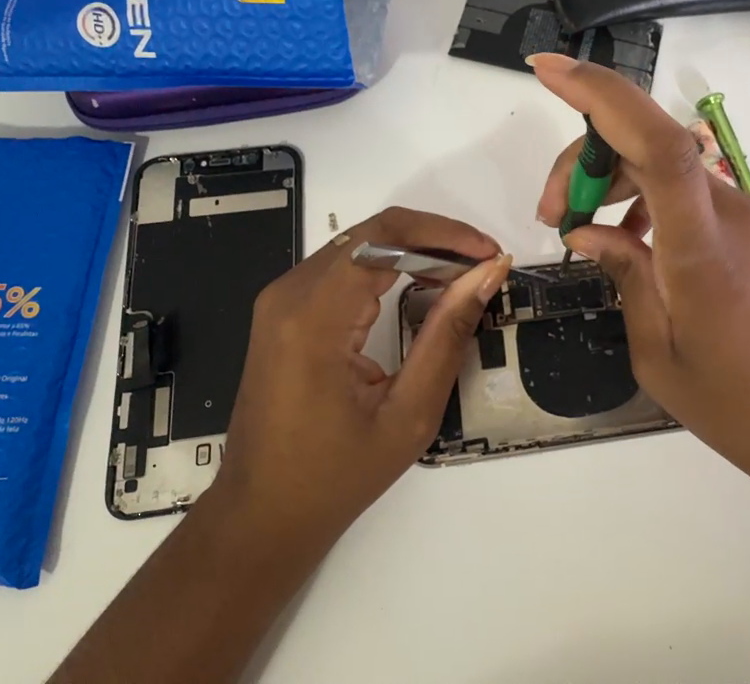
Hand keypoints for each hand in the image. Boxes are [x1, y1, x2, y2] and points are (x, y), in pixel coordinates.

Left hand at [212, 208, 510, 549]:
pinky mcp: (283, 313)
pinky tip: (421, 290)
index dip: (444, 234)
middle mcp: (289, 296)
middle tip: (481, 268)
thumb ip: (449, 334)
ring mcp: (280, 302)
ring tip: (461, 279)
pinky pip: (342, 269)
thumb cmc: (335, 477)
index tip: (488, 255)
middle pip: (371, 235)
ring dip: (413, 252)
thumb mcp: (408, 413)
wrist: (261, 516)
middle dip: (434, 241)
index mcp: (313, 318)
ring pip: (358, 246)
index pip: (384, 238)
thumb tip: (488, 273)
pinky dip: (387, 269)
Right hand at [530, 54, 749, 514]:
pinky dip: (654, 205)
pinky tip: (632, 245)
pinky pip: (697, 199)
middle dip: (589, 160)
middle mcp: (734, 213)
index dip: (600, 93)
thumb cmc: (744, 409)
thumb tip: (588, 232)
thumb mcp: (660, 352)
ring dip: (620, 184)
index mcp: (703, 243)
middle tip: (552, 214)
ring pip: (673, 170)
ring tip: (583, 234)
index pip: (656, 139)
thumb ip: (625, 276)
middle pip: (652, 146)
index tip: (548, 69)